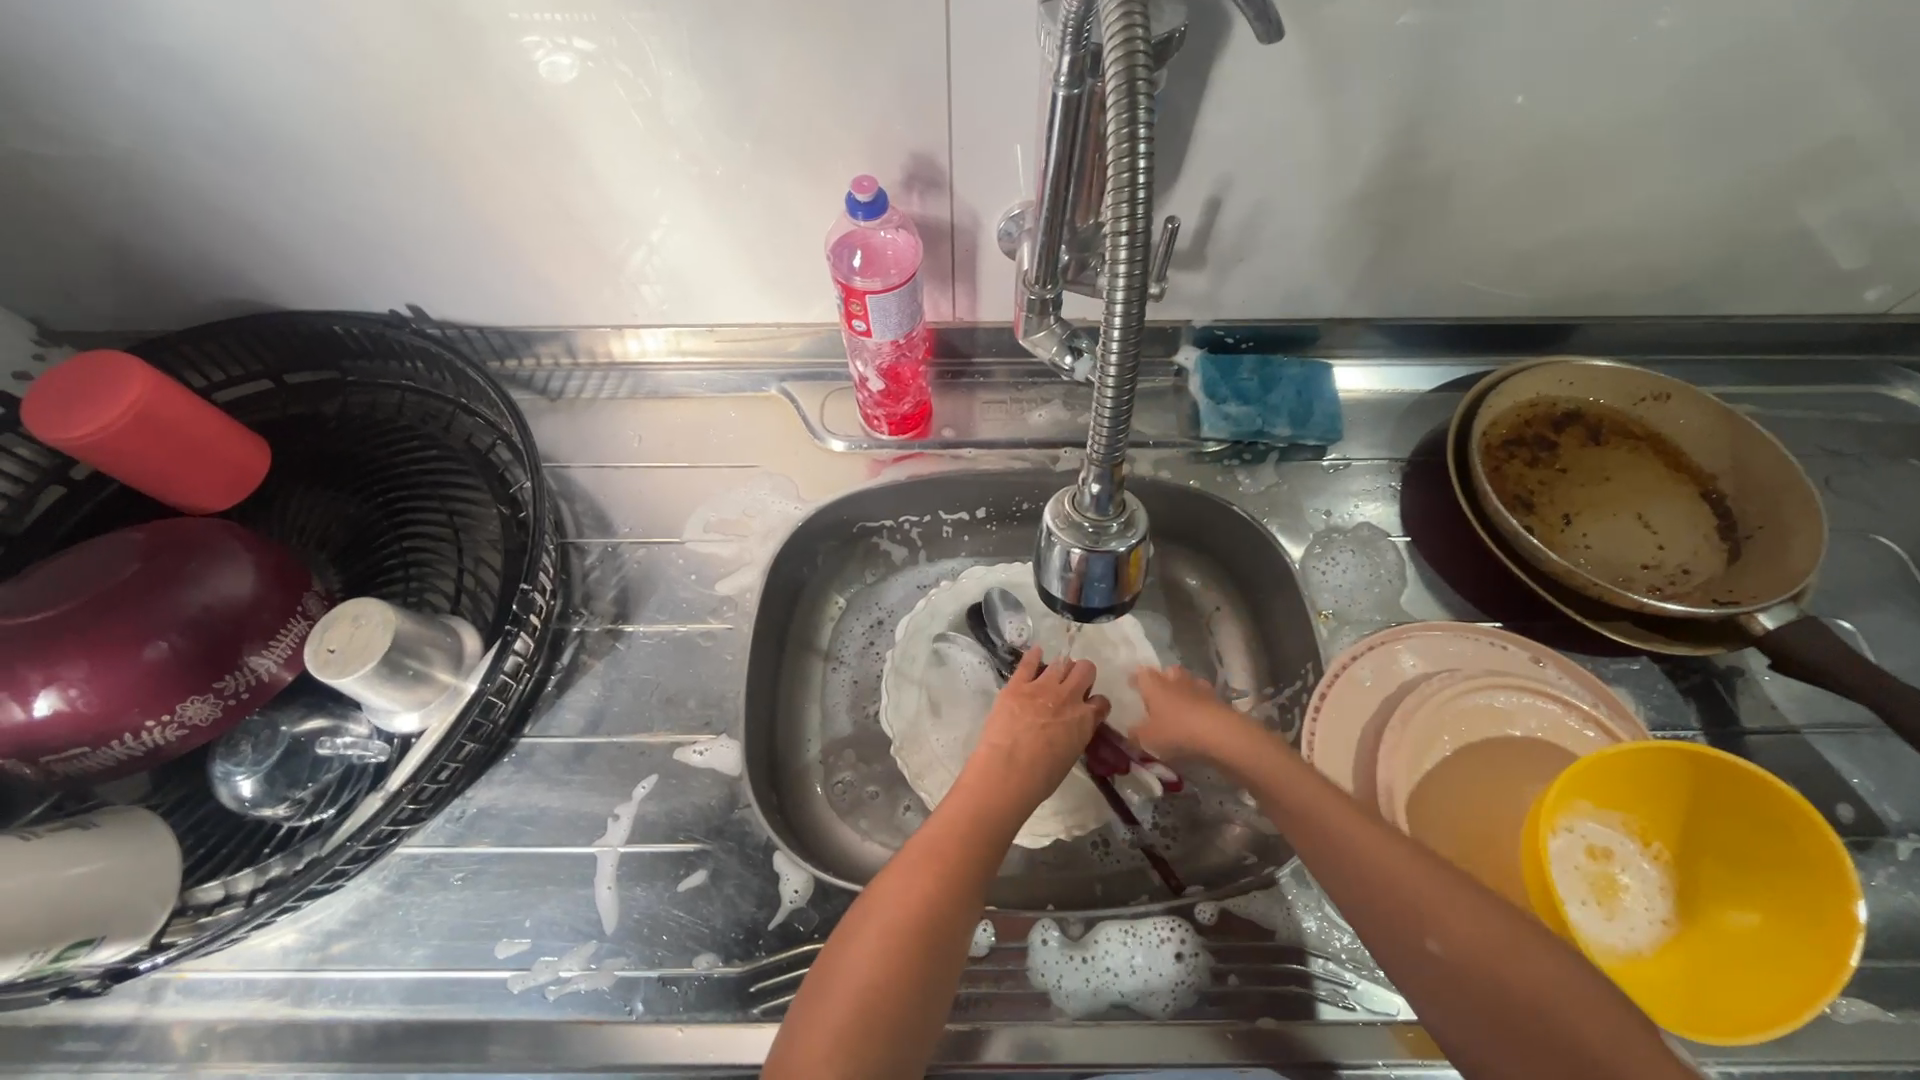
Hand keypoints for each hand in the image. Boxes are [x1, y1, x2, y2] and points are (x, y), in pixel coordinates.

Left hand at [965, 648, 1109, 812]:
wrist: (1008, 770)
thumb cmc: (1041, 777)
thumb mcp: (1070, 757)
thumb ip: (1076, 736)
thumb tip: (1071, 730)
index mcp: (1085, 720)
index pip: (1101, 701)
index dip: (1095, 703)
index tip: (1089, 706)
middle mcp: (1068, 697)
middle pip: (1085, 669)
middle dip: (1082, 675)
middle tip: (1072, 686)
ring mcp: (1043, 687)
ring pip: (1061, 663)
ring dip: (1060, 668)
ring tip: (1053, 675)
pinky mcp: (1017, 685)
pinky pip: (1028, 663)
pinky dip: (1034, 656)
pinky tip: (1036, 652)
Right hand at [1131, 665, 1267, 763]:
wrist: (1218, 732)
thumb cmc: (1176, 730)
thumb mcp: (1148, 738)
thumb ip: (1136, 734)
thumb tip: (1130, 731)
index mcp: (1154, 685)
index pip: (1141, 674)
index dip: (1136, 679)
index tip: (1132, 684)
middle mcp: (1175, 680)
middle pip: (1167, 672)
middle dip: (1162, 679)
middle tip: (1158, 693)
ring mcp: (1198, 686)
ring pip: (1187, 681)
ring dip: (1182, 688)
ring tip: (1179, 704)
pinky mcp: (1216, 698)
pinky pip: (1203, 696)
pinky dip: (1199, 702)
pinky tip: (1197, 714)